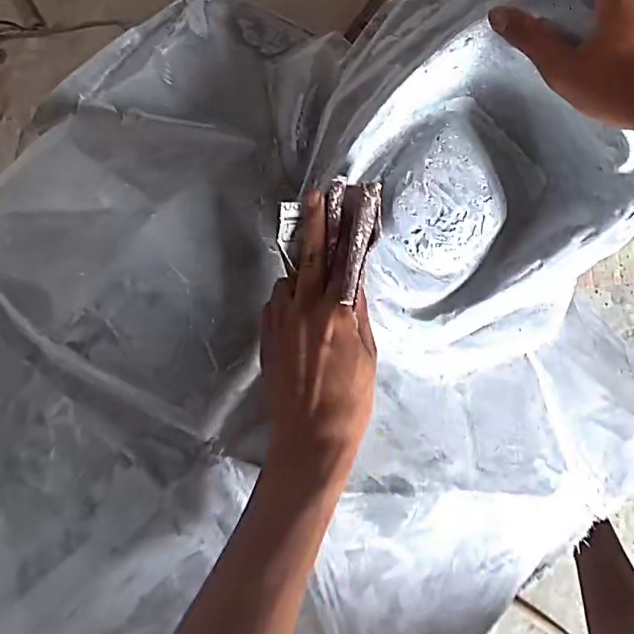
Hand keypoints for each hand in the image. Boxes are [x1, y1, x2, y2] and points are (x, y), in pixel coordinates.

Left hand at [261, 188, 377, 488]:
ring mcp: (280, 320)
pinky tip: (301, 316)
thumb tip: (355, 284)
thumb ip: (358, 314)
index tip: (342, 200)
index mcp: (336, 312)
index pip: (340, 258)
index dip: (341, 227)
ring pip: (290, 280)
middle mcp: (304, 308)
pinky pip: (277, 303)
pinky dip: (289, 299)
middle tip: (315, 196)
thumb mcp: (367, 355)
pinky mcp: (266, 334)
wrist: (309, 438)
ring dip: (302, 274)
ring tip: (316, 286)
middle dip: (313, 222)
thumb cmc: (350, 401)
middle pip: (308, 255)